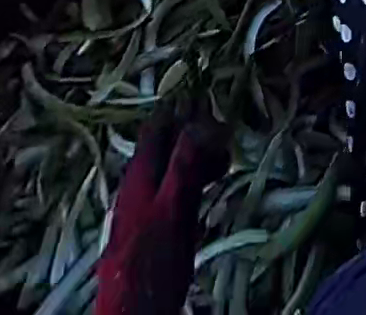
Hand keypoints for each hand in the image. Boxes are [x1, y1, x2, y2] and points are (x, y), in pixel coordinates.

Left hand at [96, 113, 226, 314]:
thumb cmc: (153, 261)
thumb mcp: (174, 208)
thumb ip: (185, 163)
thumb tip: (203, 120)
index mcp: (140, 172)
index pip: (158, 124)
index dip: (183, 110)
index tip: (211, 104)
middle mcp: (139, 182)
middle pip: (166, 143)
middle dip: (195, 132)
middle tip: (226, 133)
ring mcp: (146, 203)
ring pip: (172, 165)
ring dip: (198, 156)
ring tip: (225, 159)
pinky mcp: (155, 224)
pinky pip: (175, 188)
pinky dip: (195, 179)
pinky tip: (211, 186)